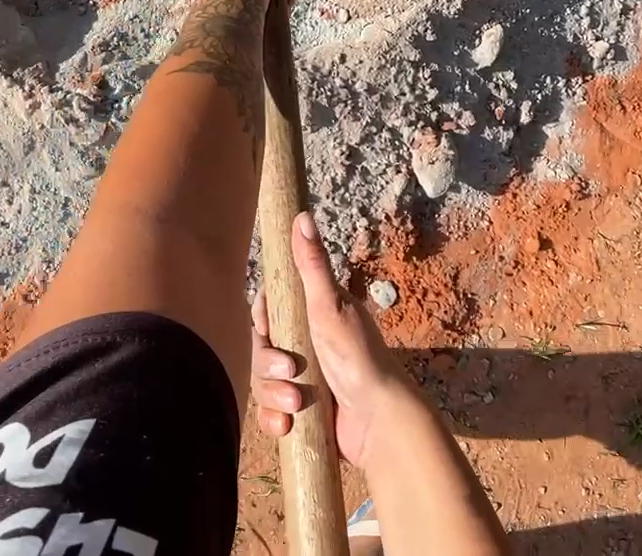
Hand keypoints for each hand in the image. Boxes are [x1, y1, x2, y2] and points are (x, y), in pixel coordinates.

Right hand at [250, 212, 411, 470]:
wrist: (381, 421)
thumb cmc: (359, 356)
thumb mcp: (331, 306)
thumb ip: (312, 264)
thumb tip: (301, 215)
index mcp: (311, 315)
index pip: (269, 310)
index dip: (262, 319)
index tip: (266, 326)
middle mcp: (304, 345)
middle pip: (260, 348)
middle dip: (268, 364)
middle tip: (289, 371)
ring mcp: (301, 379)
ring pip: (262, 382)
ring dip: (273, 395)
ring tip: (296, 404)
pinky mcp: (300, 413)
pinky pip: (269, 413)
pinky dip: (273, 419)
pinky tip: (286, 426)